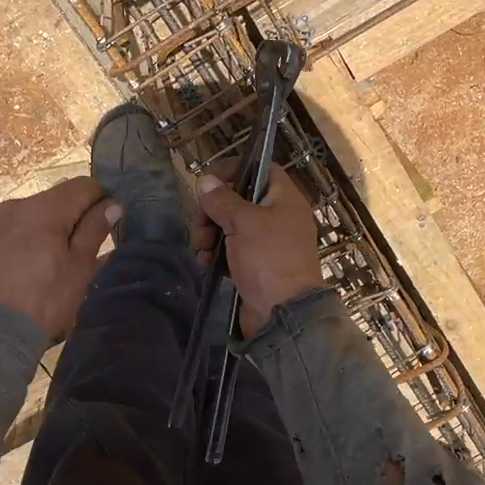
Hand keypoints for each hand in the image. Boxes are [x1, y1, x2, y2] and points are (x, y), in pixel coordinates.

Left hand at [0, 176, 114, 338]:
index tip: (107, 225)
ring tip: (50, 268)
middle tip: (80, 255)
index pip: (83, 185)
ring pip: (32, 216)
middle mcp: (16, 205)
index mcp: (44, 207)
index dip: (101, 200)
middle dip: (73, 218)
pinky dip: (25, 242)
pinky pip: (11, 231)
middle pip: (56, 199)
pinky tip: (25, 272)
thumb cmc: (41, 302)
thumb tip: (112, 204)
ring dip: (48, 230)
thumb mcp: (78, 268)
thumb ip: (94, 230)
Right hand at [193, 168, 322, 334]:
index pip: (262, 168)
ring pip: (232, 225)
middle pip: (239, 199)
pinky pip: (232, 249)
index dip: (235, 169)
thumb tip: (206, 181)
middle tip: (199, 225)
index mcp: (285, 199)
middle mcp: (279, 217)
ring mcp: (268, 243)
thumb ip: (223, 200)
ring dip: (210, 233)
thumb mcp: (243, 223)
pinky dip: (216, 252)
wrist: (284, 315)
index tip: (209, 180)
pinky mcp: (257, 265)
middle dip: (213, 210)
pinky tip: (204, 263)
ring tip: (200, 249)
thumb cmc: (269, 259)